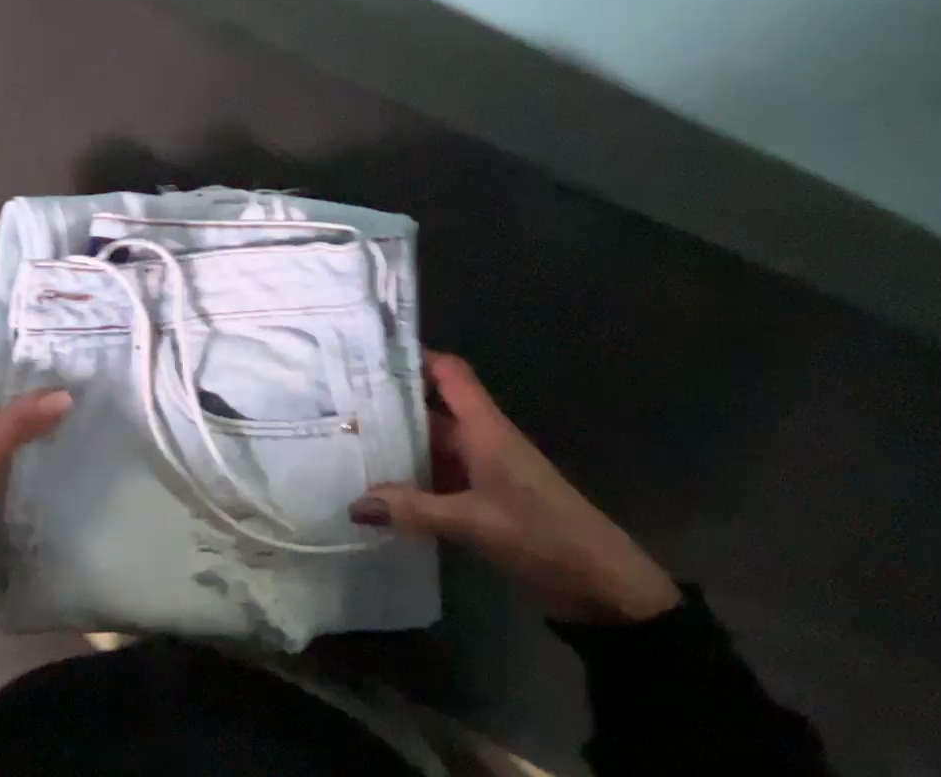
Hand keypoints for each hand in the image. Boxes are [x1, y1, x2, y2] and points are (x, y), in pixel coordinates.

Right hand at [349, 352, 680, 622]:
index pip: (449, 374)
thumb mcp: (475, 523)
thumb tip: (353, 504)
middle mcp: (481, 441)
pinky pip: (436, 479)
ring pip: (430, 447)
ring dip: (395, 447)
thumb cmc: (545, 536)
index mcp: (485, 430)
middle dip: (387, 407)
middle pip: (430, 410)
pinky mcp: (483, 500)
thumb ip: (413, 510)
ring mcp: (482, 472)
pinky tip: (375, 492)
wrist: (604, 586)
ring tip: (343, 444)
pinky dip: (409, 481)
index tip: (369, 354)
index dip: (415, 357)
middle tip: (335, 404)